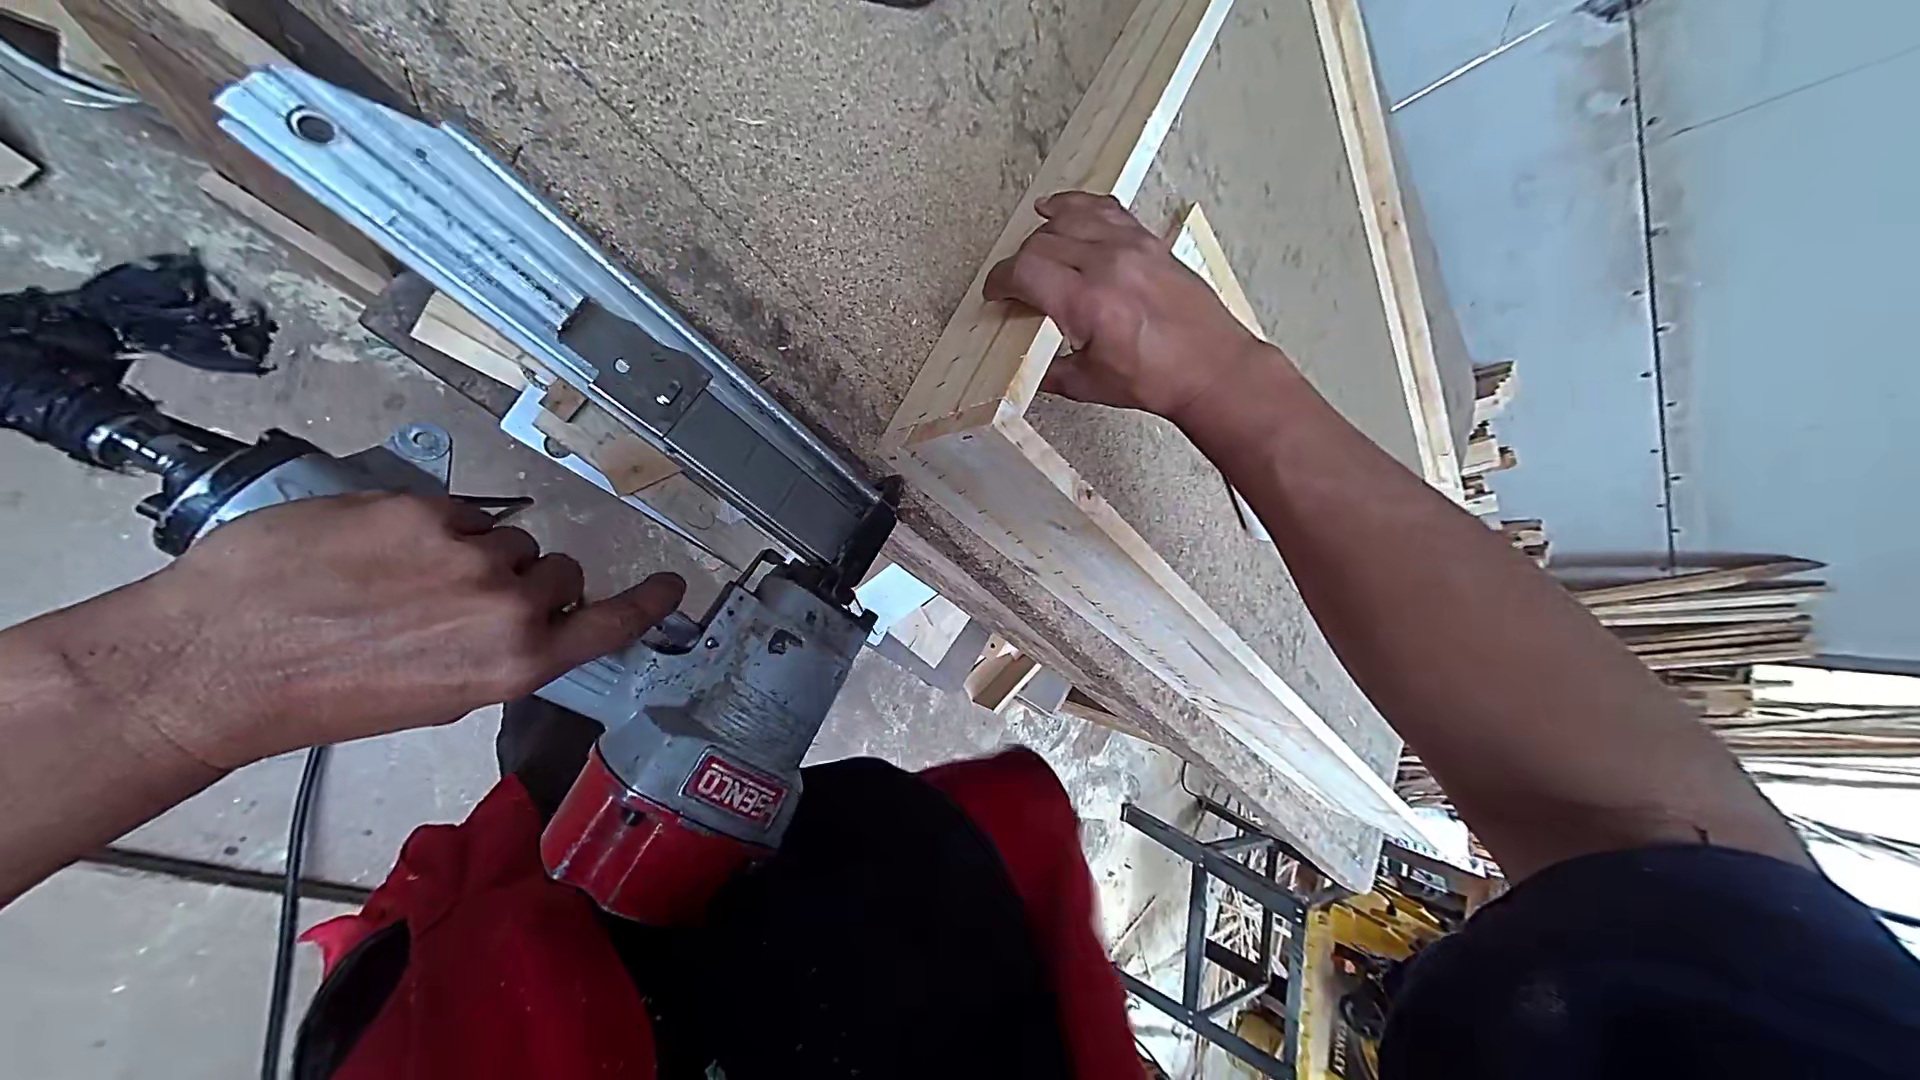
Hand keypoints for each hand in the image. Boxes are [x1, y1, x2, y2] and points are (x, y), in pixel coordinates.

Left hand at [44, 494, 684, 768]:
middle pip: (562, 570)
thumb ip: (509, 654)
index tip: (673, 586)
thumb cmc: (332, 697)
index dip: (649, 602)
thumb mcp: (443, 697)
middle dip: (530, 582)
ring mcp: (469, 553)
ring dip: (479, 554)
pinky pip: (461, 513)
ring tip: (409, 577)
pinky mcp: (421, 511)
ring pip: (512, 539)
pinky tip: (379, 551)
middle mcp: (510, 606)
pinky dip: (434, 529)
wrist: (211, 665)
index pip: (612, 622)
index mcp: (518, 663)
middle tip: (469, 599)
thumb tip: (536, 618)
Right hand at [983, 191, 1269, 422]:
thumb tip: (1026, 365)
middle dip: (1018, 263)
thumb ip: (1050, 371)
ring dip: (1043, 232)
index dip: (999, 280)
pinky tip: (1059, 208)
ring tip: (1032, 248)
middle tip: (1015, 286)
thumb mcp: (1090, 385)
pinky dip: (1077, 205)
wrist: (1211, 367)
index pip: (1025, 270)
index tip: (995, 293)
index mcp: (1088, 303)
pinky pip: (1104, 208)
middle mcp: (1108, 265)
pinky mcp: (1148, 241)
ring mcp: (1131, 247)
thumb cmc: (1159, 378)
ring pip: (1070, 217)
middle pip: (1041, 241)